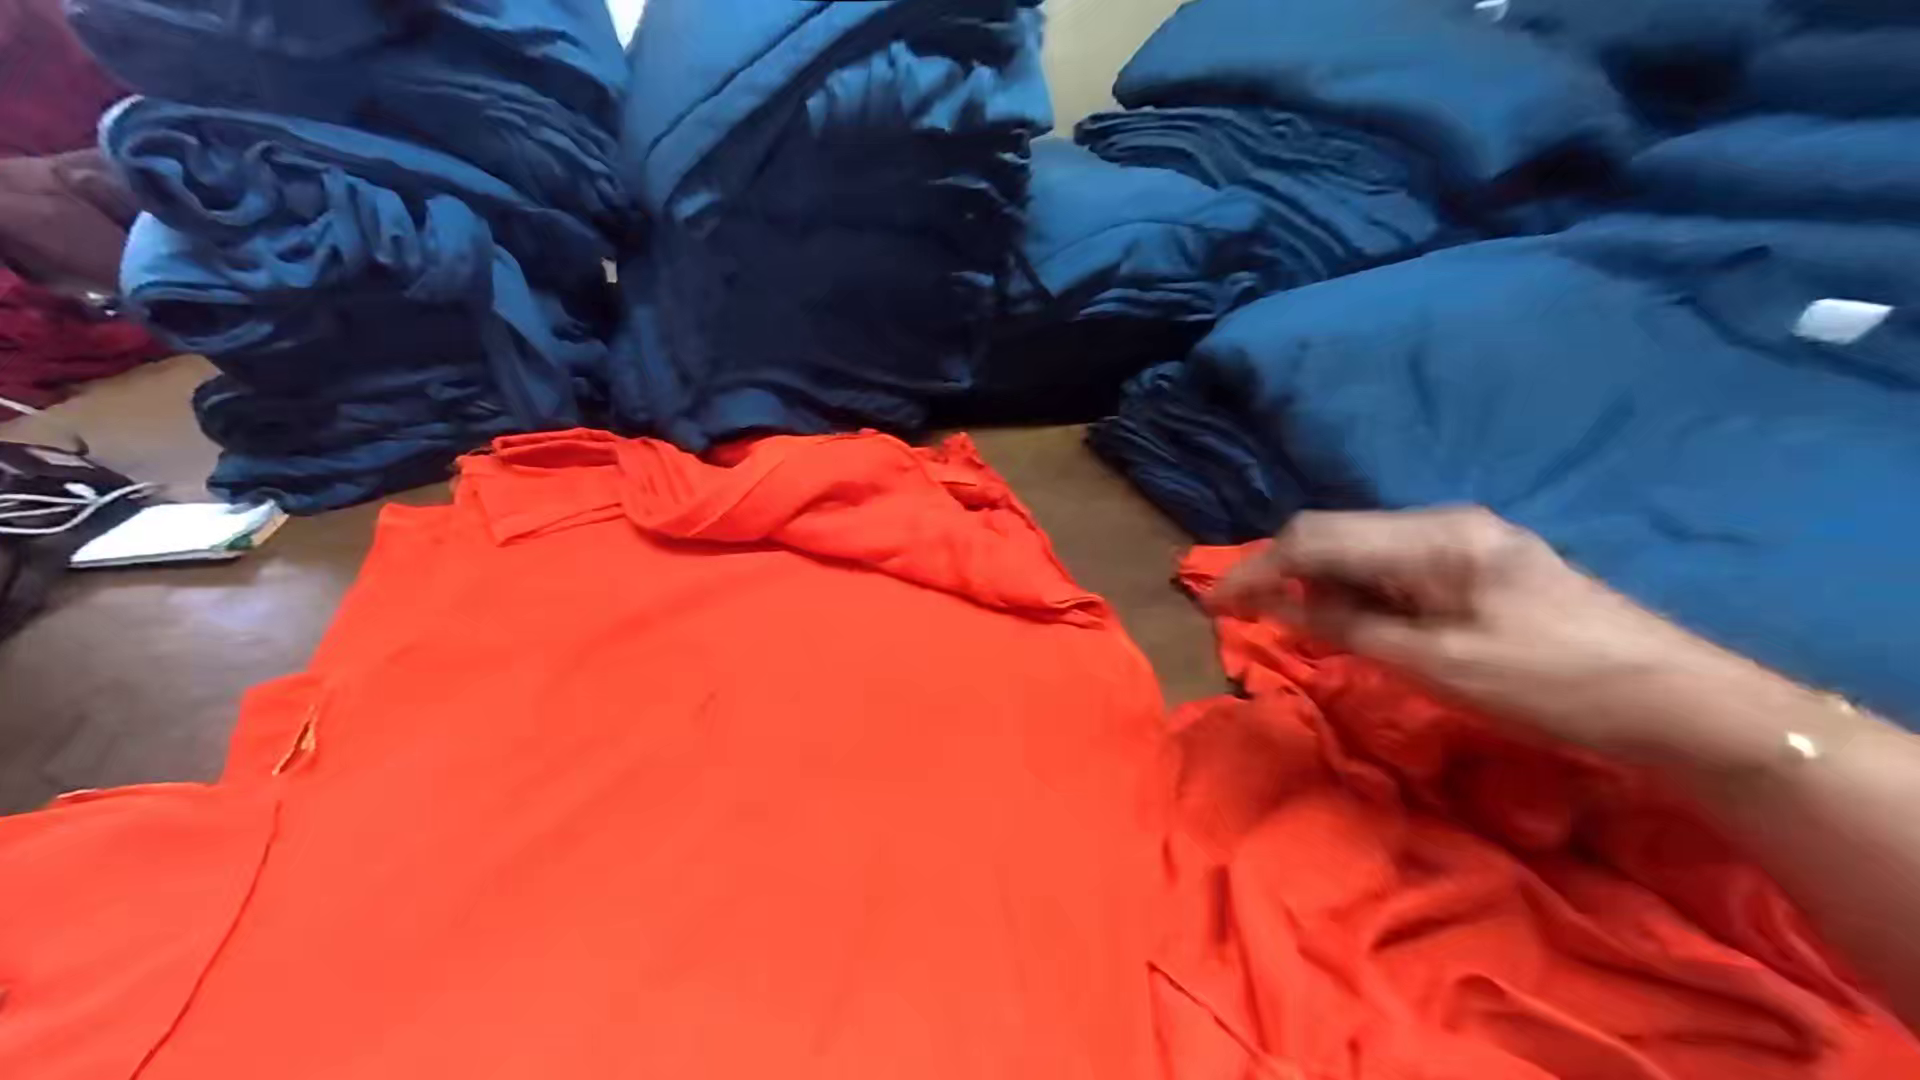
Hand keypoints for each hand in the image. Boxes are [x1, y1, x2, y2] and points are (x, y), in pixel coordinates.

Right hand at [1212, 507, 1833, 767]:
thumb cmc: (1551, 686)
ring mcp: (1458, 536)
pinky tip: (1350, 616)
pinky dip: (1352, 587)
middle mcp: (1439, 521)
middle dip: (1277, 569)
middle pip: (1329, 531)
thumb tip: (1271, 604)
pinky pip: (1386, 561)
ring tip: (1293, 622)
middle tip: (1242, 613)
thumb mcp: (1434, 664)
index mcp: (1431, 539)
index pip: (1313, 539)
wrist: (1681, 703)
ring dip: (1313, 579)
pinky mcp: (1470, 558)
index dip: (1254, 569)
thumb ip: (1344, 625)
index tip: (1211, 603)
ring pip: (1354, 545)